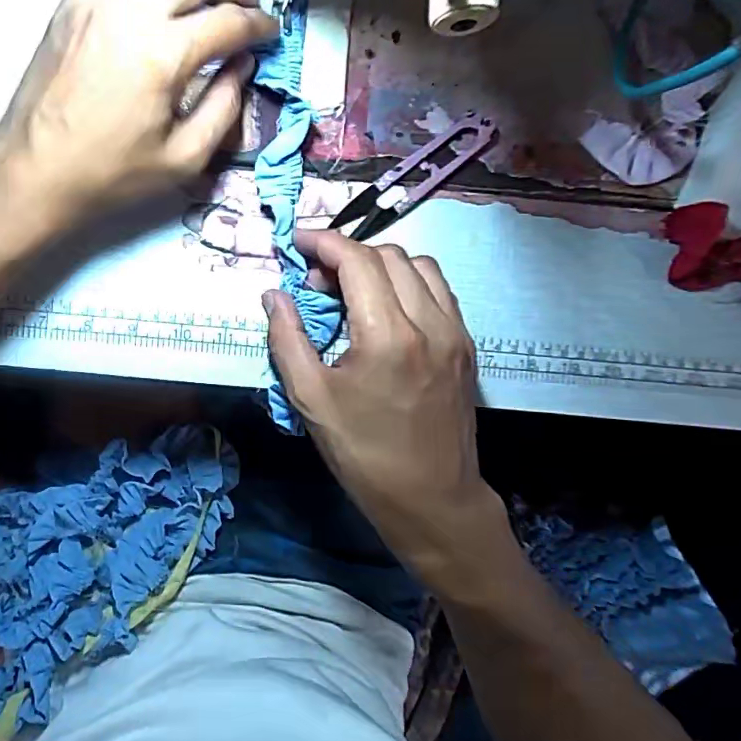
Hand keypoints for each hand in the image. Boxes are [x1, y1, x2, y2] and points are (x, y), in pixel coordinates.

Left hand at [0, 0, 278, 226]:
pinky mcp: (69, 3)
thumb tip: (242, 63)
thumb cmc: (113, 173)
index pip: (228, 22)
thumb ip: (224, 107)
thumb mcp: (184, 158)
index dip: (259, 25)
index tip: (272, 32)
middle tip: (248, 7)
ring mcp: (95, 0)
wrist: (36, 172)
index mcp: (164, 55)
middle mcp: (132, 12)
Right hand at [263, 230, 513, 589]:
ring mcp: (455, 332)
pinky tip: (389, 309)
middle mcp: (429, 323)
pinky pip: (439, 291)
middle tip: (319, 283)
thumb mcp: (311, 401)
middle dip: (348, 255)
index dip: (324, 242)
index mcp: (387, 336)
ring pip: (420, 266)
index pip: (357, 260)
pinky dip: (410, 283)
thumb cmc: (364, 454)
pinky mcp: (466, 345)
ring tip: (355, 293)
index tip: (299, 242)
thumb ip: (288, 339)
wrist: (432, 498)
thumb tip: (274, 294)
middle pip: (388, 256)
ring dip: (382, 265)